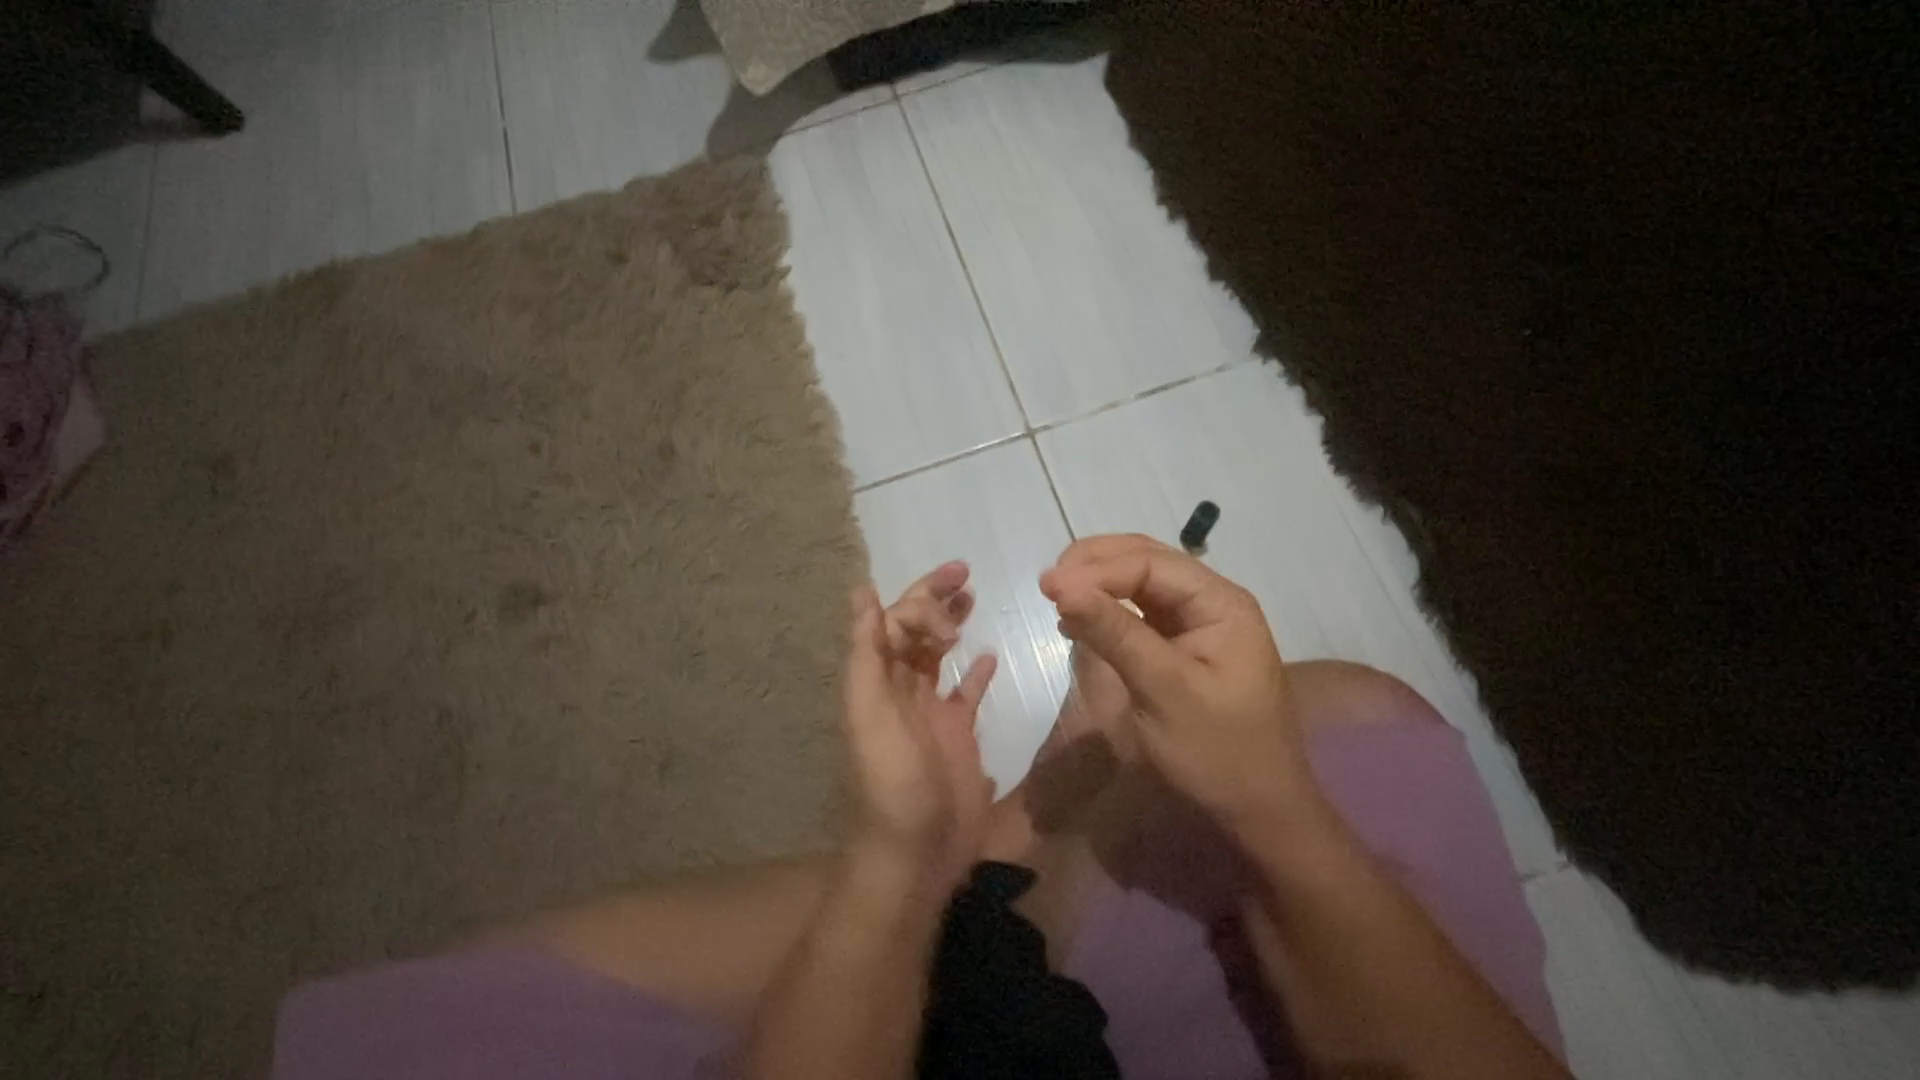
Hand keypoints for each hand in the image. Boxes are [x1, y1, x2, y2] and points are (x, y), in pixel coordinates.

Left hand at [841, 563, 997, 896]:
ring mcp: (931, 713)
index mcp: (878, 681)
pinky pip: (965, 694)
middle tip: (965, 572)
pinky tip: (991, 655)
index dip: (917, 601)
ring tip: (973, 596)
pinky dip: (976, 673)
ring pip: (938, 656)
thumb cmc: (894, 783)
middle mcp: (902, 690)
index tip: (950, 595)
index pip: (893, 623)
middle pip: (915, 632)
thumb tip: (862, 594)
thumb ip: (866, 655)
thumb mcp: (870, 714)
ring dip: (951, 624)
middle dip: (935, 599)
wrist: (917, 854)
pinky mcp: (958, 736)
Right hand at [1039, 535, 1331, 841]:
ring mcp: (1196, 625)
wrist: (1259, 811)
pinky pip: (1139, 614)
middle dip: (1095, 565)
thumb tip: (1061, 586)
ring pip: (1140, 584)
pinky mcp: (1181, 649)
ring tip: (1057, 597)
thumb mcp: (1163, 690)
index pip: (1150, 564)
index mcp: (1221, 603)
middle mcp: (1211, 602)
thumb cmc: (1217, 752)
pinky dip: (1106, 610)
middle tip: (1048, 584)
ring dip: (1099, 583)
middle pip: (1147, 561)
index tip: (1047, 586)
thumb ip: (1114, 633)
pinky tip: (1078, 622)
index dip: (1096, 569)